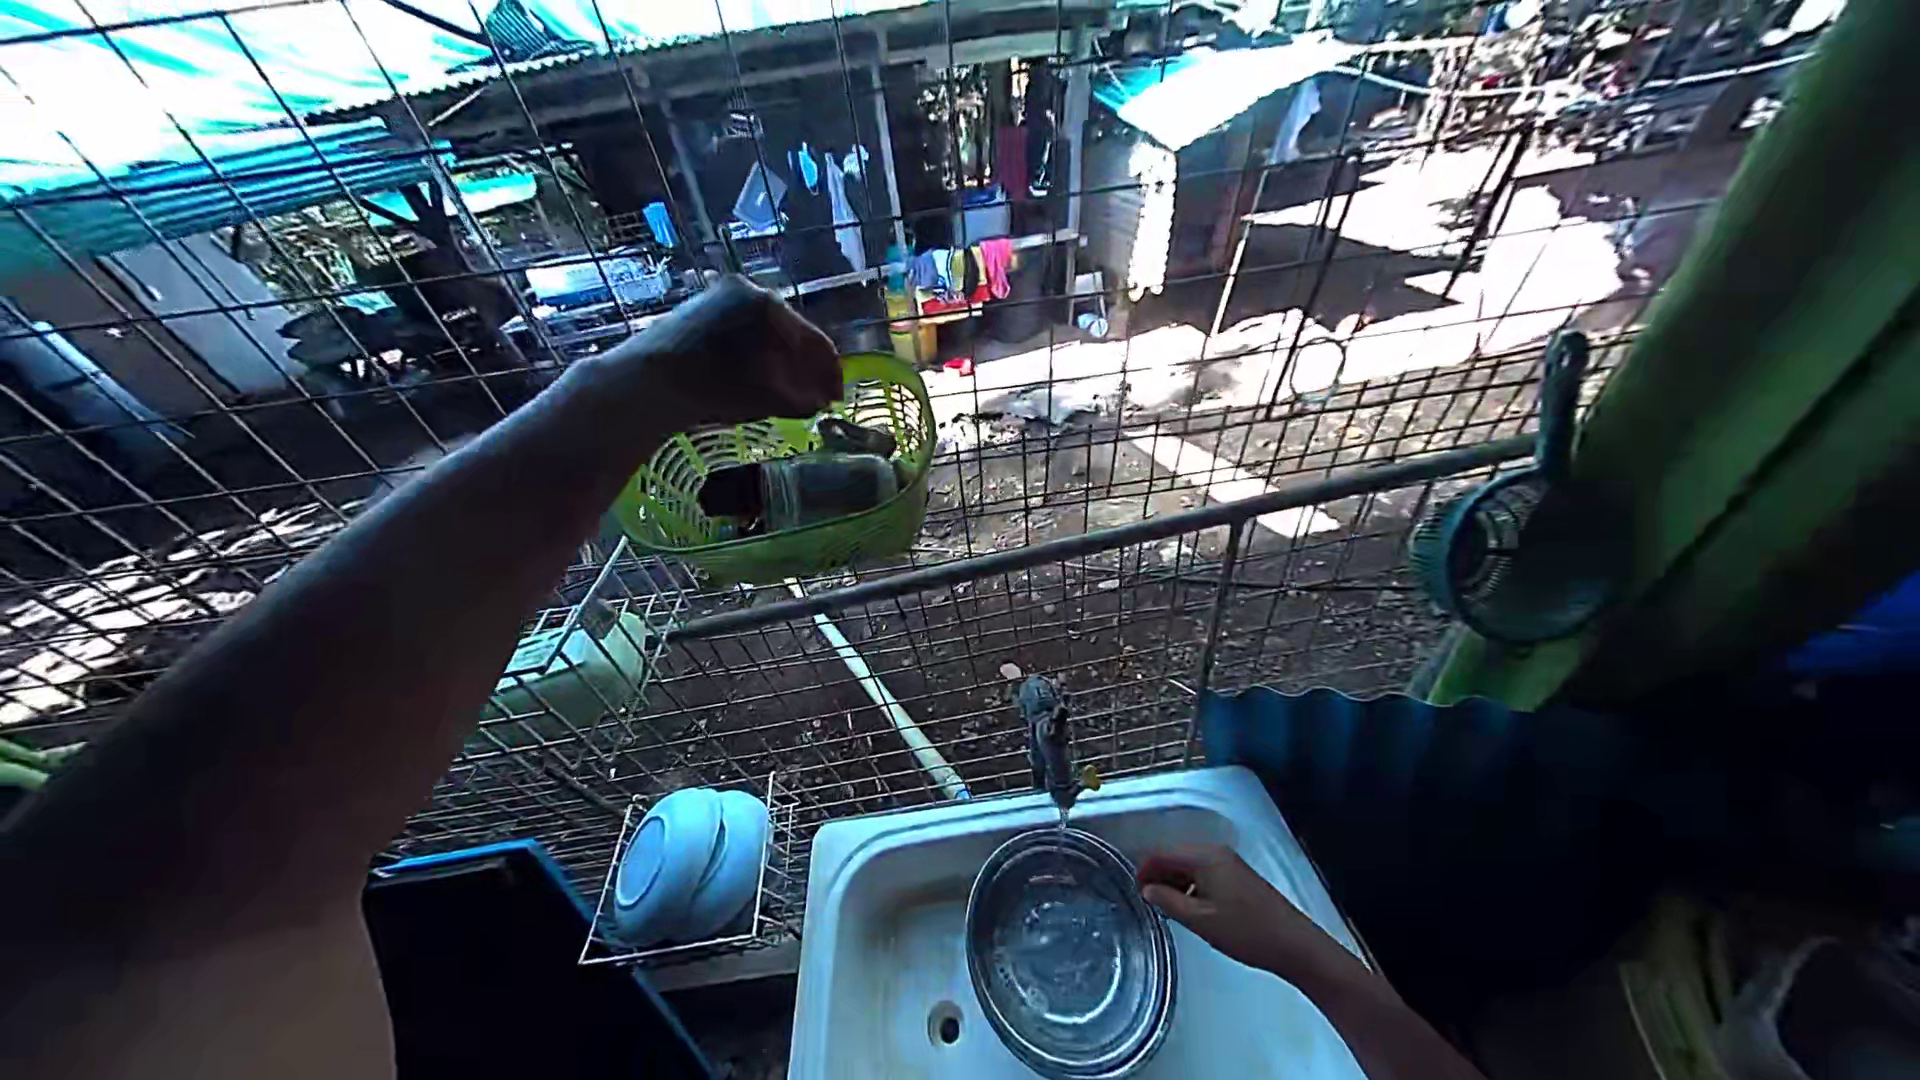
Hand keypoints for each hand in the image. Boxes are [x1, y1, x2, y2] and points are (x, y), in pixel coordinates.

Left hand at [618, 275, 841, 426]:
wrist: (645, 383)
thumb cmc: (713, 389)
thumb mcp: (767, 399)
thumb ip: (802, 398)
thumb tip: (821, 401)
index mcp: (770, 308)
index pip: (815, 342)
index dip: (830, 373)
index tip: (836, 397)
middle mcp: (750, 291)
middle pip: (793, 334)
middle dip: (807, 367)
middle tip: (816, 395)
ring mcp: (723, 296)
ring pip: (769, 332)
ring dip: (784, 362)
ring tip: (789, 390)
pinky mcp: (703, 308)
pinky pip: (745, 330)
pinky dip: (759, 354)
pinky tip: (758, 375)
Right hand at [1137, 846, 1353, 985]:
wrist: (1295, 945)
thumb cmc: (1245, 931)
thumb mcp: (1200, 920)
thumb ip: (1168, 901)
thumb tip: (1147, 889)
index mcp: (1204, 856)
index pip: (1162, 853)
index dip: (1145, 869)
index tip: (1135, 889)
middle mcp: (1215, 851)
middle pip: (1176, 855)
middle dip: (1159, 874)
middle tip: (1149, 899)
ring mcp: (1229, 861)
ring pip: (1190, 863)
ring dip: (1175, 880)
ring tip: (1169, 906)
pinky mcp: (1238, 874)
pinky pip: (1204, 870)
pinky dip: (1192, 883)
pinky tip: (1192, 905)